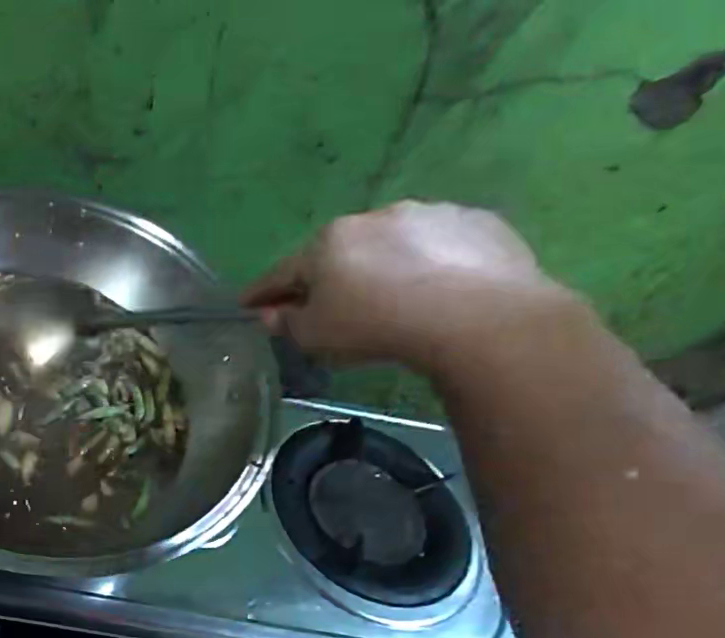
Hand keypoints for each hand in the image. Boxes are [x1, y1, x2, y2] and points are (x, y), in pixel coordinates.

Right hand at [240, 200, 578, 368]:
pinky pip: (436, 246)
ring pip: (388, 244)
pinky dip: (427, 264)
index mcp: (327, 241)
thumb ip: (285, 323)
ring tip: (388, 298)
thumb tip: (271, 313)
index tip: (247, 306)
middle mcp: (374, 216)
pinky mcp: (476, 221)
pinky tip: (433, 290)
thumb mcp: (312, 336)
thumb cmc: (374, 326)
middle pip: (336, 253)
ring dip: (379, 266)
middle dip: (325, 276)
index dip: (261, 293)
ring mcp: (429, 213)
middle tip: (325, 306)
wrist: (474, 315)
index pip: (281, 272)